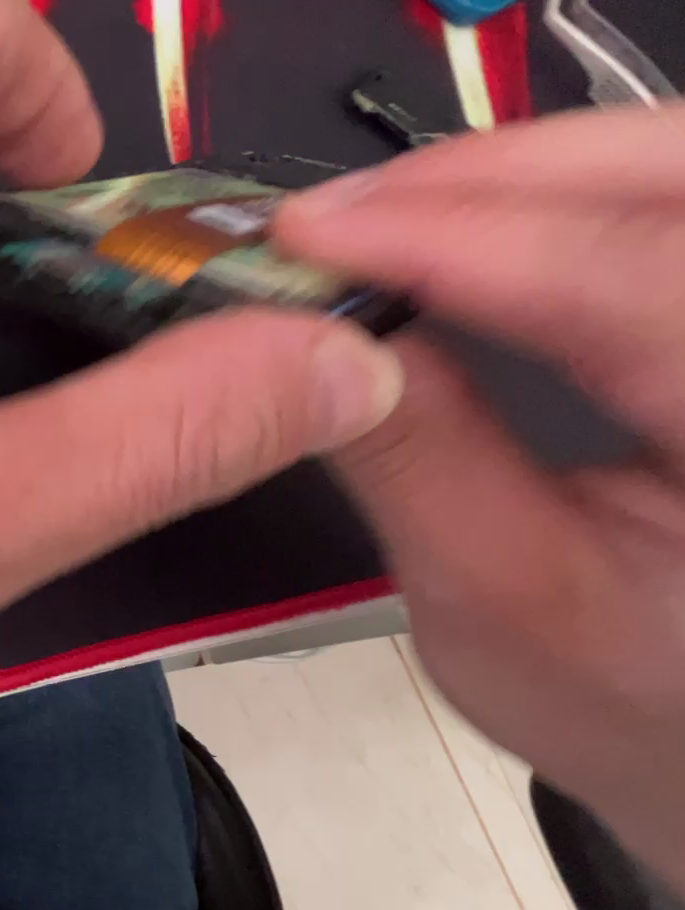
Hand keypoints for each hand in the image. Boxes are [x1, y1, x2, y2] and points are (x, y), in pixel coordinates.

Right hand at [275, 105, 684, 882]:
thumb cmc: (616, 692)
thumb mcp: (492, 591)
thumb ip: (415, 457)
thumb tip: (315, 345)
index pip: (639, 287)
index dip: (457, 243)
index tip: (305, 233)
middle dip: (495, 178)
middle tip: (328, 214)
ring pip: (683, 175)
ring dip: (515, 178)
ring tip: (369, 219)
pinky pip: (668, 212)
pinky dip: (552, 200)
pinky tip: (450, 227)